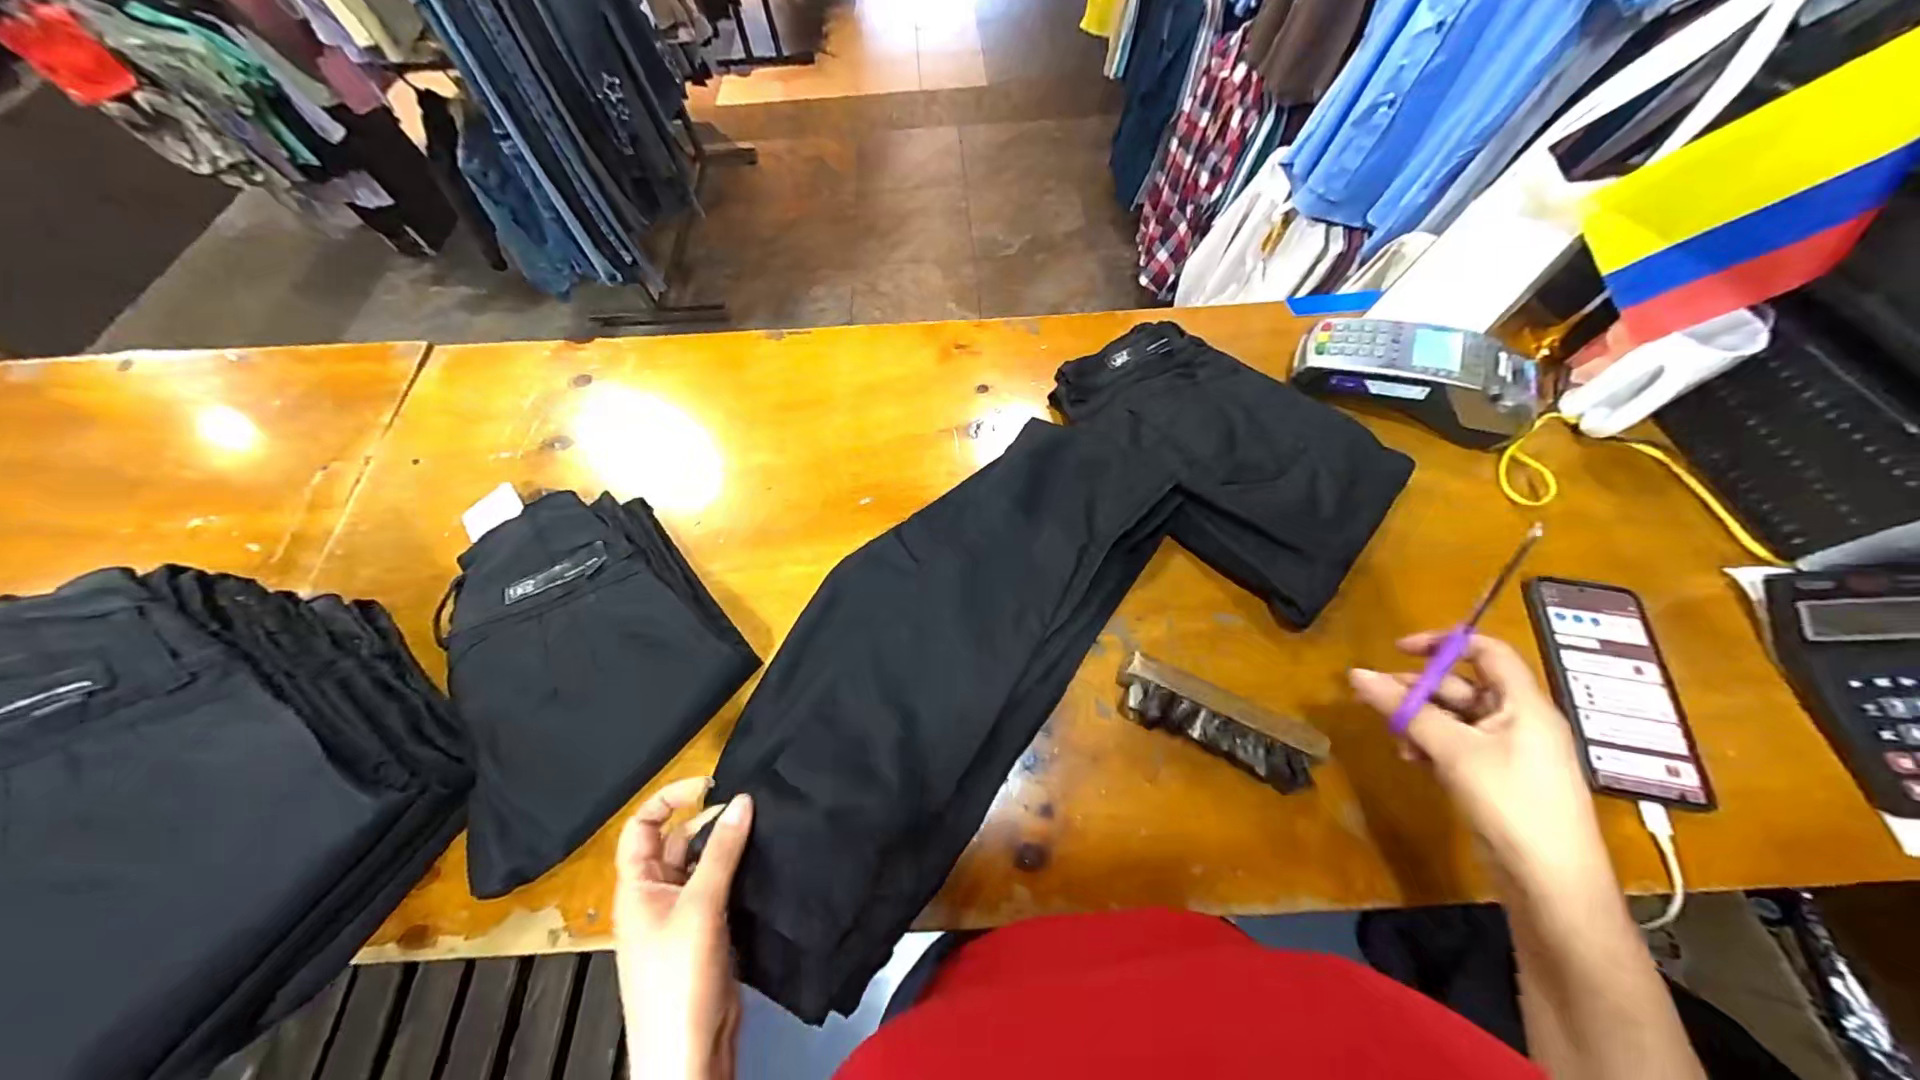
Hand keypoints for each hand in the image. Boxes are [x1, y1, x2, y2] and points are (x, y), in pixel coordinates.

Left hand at [614, 777, 753, 1079]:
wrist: (690, 1051)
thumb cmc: (680, 977)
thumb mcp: (701, 906)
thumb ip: (723, 851)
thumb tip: (743, 799)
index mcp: (636, 887)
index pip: (643, 826)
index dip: (670, 798)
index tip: (711, 783)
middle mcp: (654, 896)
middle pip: (676, 842)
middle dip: (707, 819)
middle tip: (749, 805)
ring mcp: (681, 915)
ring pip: (701, 864)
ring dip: (726, 845)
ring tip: (762, 825)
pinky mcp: (706, 932)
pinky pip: (718, 887)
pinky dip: (736, 870)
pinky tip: (762, 859)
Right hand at [1348, 633, 1609, 887]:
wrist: (1552, 883)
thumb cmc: (1511, 803)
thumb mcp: (1453, 751)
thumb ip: (1404, 710)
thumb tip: (1356, 674)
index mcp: (1524, 705)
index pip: (1486, 651)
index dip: (1443, 643)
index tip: (1397, 650)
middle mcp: (1518, 721)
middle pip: (1461, 685)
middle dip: (1418, 690)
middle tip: (1378, 700)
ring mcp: (1507, 751)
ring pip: (1453, 718)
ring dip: (1419, 721)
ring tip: (1397, 740)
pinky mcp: (1494, 777)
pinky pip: (1455, 745)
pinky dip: (1429, 745)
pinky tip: (1412, 760)